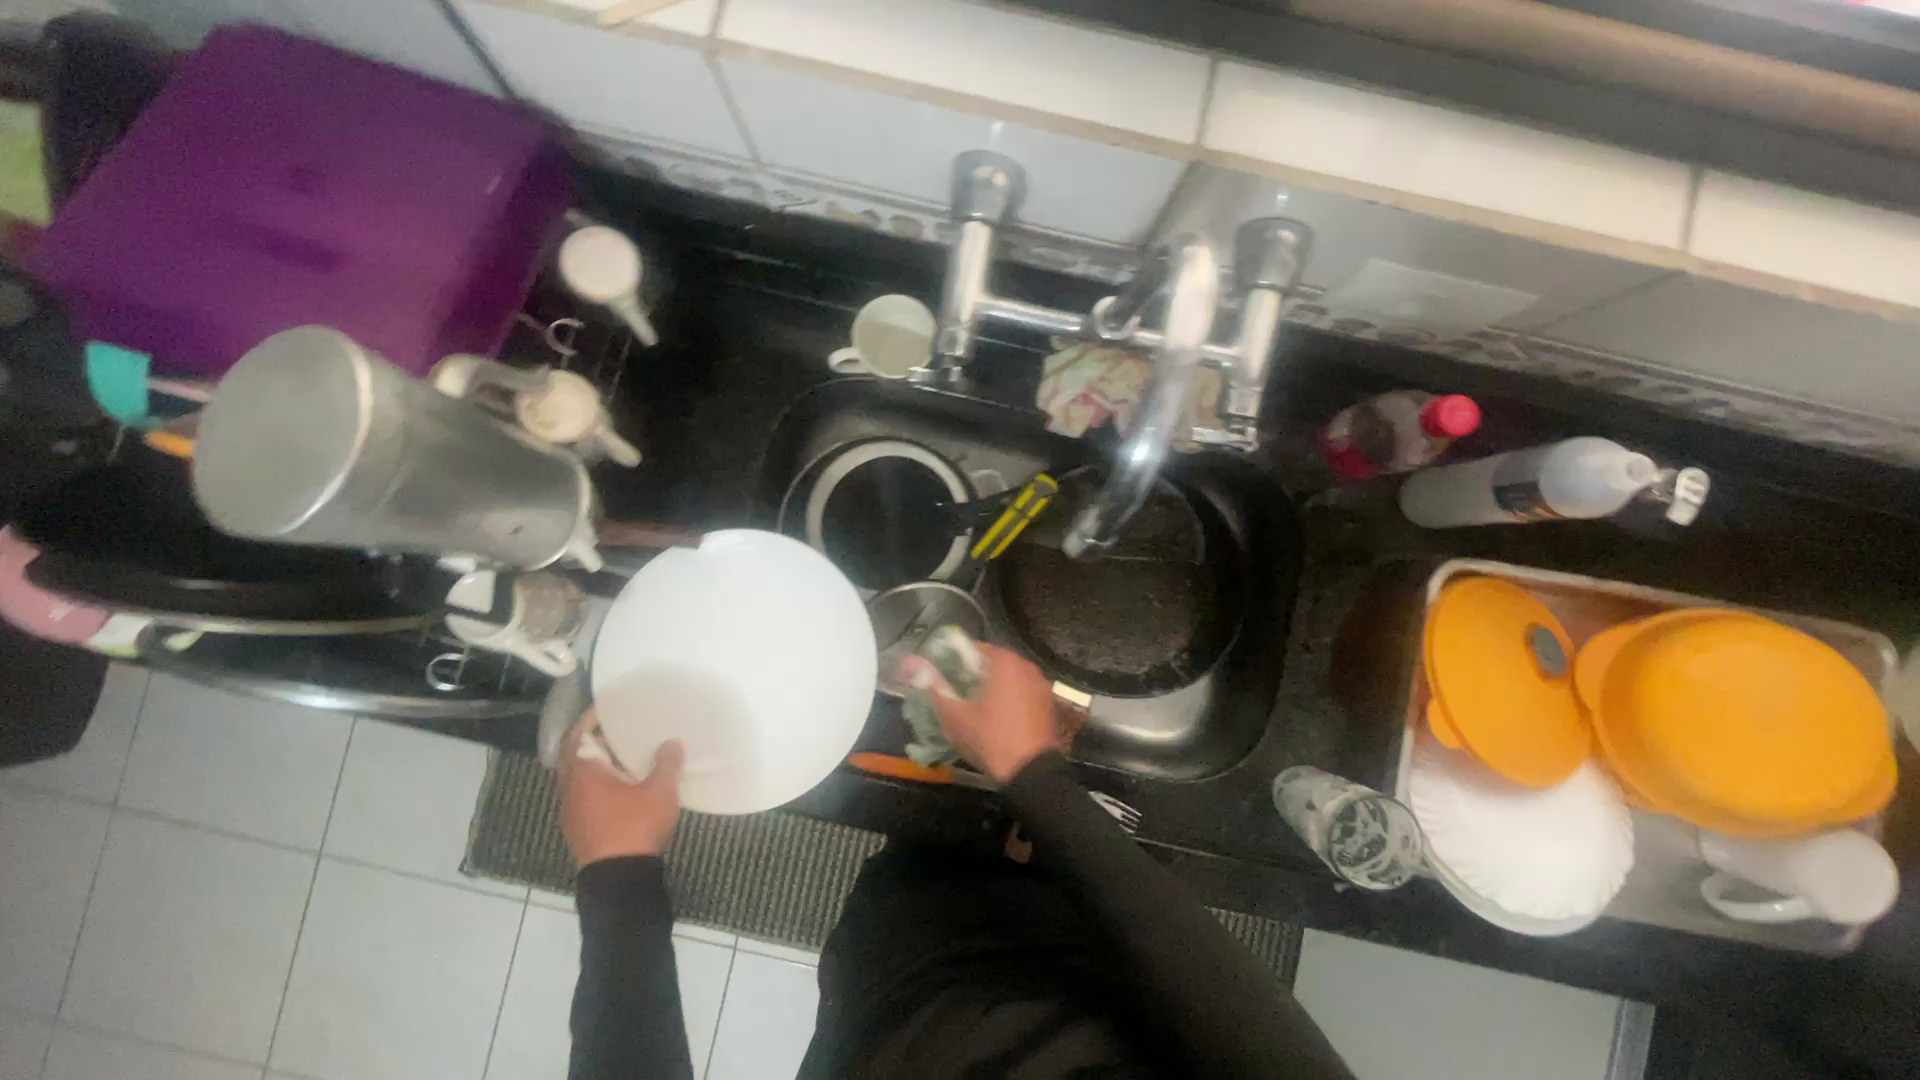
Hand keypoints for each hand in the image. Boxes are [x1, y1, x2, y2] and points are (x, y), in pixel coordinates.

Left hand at [559, 708, 683, 866]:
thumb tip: (672, 742)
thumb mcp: (660, 791)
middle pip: (575, 755)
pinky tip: (621, 787)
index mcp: (584, 772)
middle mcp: (570, 788)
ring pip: (579, 778)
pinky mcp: (578, 828)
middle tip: (618, 729)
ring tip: (623, 756)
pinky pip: (583, 795)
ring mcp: (571, 810)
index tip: (606, 706)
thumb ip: (666, 763)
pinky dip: (597, 784)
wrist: (618, 878)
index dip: (590, 718)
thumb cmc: (635, 825)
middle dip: (594, 741)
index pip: (578, 735)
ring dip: (596, 765)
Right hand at [902, 643, 1062, 783]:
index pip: (969, 648)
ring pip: (1005, 679)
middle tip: (950, 696)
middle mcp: (1025, 665)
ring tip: (969, 709)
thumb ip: (931, 683)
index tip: (937, 679)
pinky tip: (993, 718)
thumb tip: (908, 660)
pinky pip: (1019, 692)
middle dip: (968, 676)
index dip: (949, 662)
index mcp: (1004, 661)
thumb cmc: (990, 739)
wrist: (1032, 774)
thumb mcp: (955, 715)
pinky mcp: (1047, 703)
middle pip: (988, 663)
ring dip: (987, 688)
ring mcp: (1040, 684)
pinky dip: (1005, 699)